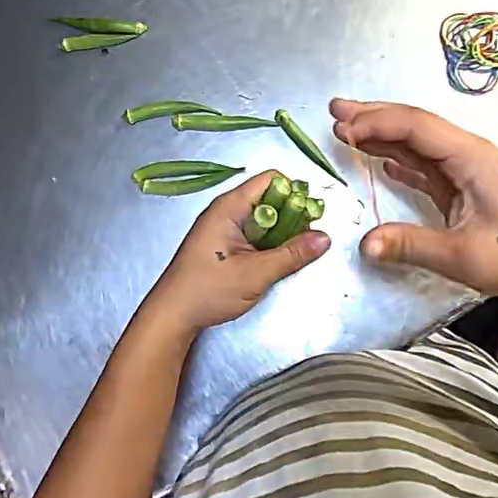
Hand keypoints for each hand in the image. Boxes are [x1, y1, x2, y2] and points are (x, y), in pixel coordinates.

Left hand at [138, 171, 330, 335]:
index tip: (309, 217)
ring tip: (291, 256)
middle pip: (271, 198)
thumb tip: (324, 238)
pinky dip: (270, 245)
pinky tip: (274, 263)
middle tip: (304, 241)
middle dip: (292, 217)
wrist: (172, 316)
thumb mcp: (256, 273)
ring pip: (266, 219)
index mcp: (230, 207)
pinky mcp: (226, 245)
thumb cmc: (207, 291)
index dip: (294, 193)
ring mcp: (226, 228)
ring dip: (282, 234)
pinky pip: (256, 235)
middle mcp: (228, 211)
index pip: (271, 180)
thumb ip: (293, 254)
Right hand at [331, 98, 497, 299]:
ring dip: (381, 135)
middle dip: (374, 116)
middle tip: (335, 110)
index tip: (343, 127)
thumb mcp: (462, 257)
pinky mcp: (460, 183)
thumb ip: (412, 246)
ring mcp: (464, 167)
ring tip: (345, 129)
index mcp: (472, 157)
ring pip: (417, 141)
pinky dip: (397, 158)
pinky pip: (423, 162)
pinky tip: (378, 160)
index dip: (378, 123)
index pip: (417, 128)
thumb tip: (365, 244)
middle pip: (415, 124)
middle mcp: (468, 153)